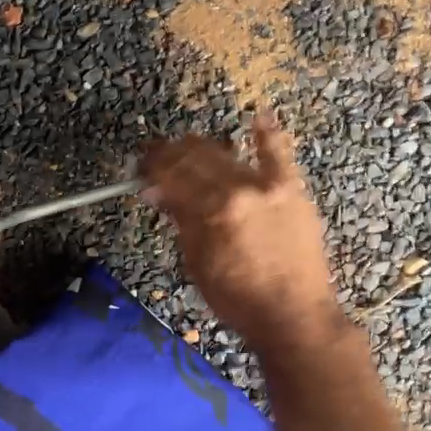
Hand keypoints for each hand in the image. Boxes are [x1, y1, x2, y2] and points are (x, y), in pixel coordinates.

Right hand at [142, 113, 345, 355]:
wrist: (292, 313)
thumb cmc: (235, 297)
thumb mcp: (196, 262)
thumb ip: (180, 220)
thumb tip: (155, 191)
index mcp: (212, 210)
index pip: (173, 176)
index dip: (151, 167)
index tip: (137, 166)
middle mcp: (240, 189)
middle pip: (197, 159)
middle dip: (170, 154)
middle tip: (152, 156)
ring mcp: (270, 186)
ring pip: (229, 155)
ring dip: (203, 147)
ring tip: (185, 147)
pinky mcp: (293, 190)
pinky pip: (279, 155)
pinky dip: (268, 134)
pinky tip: (259, 117)